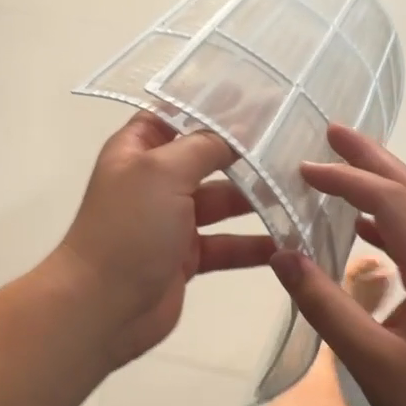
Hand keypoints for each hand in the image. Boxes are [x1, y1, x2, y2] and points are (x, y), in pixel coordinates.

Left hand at [42, 113, 276, 367]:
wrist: (102, 306)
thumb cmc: (129, 227)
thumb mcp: (162, 172)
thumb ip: (201, 147)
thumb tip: (234, 133)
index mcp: (137, 151)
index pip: (175, 115)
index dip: (211, 105)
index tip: (259, 98)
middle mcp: (154, 180)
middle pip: (205, 157)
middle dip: (244, 153)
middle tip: (295, 142)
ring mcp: (171, 220)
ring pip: (221, 202)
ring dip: (257, 198)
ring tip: (302, 190)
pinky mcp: (187, 257)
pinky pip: (227, 244)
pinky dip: (254, 244)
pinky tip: (291, 240)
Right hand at [270, 124, 405, 405]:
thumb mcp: (373, 364)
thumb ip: (326, 305)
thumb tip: (282, 254)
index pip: (391, 201)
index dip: (347, 179)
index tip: (303, 169)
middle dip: (374, 159)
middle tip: (333, 131)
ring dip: (390, 181)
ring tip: (349, 166)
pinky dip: (400, 216)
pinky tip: (370, 230)